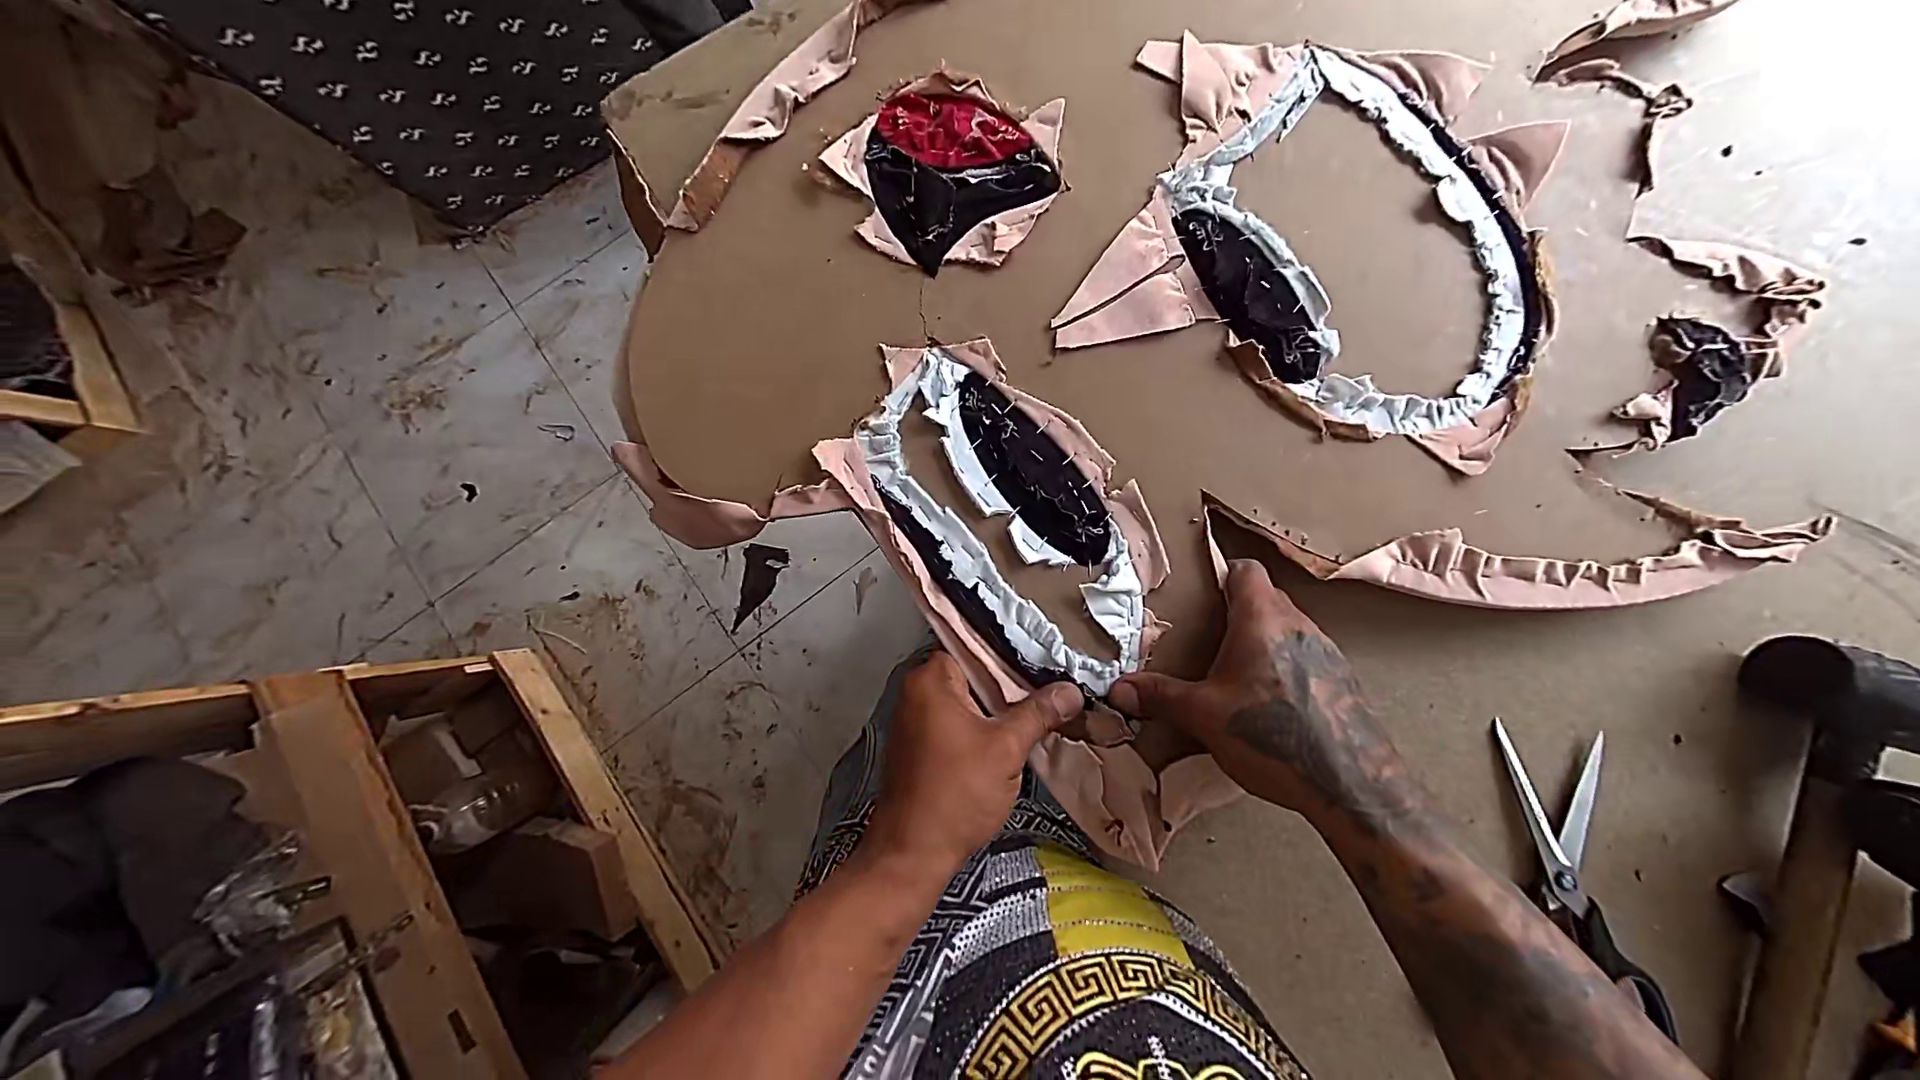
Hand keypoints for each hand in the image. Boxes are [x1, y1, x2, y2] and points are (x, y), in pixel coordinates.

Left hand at [865, 651, 1083, 872]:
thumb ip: (1038, 713)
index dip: (1012, 650)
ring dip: (997, 705)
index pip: (976, 643)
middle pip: (973, 670)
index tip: (1045, 655)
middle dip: (1010, 680)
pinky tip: (1011, 735)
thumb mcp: (1007, 749)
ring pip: (967, 697)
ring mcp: (915, 717)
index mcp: (931, 678)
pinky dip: (982, 724)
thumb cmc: (954, 796)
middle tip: (1049, 684)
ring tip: (1037, 708)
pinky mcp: (920, 742)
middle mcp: (917, 690)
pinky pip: (957, 719)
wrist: (914, 851)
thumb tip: (1069, 692)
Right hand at [1108, 560, 1421, 827]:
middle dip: (1234, 611)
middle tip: (1205, 634)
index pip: (1246, 569)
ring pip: (1286, 628)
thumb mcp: (1204, 715)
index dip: (1222, 572)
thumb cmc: (1274, 736)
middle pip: (1265, 598)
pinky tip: (1267, 701)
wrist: (1353, 785)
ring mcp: (1326, 653)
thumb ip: (1159, 697)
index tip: (1200, 590)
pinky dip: (1282, 666)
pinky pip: (1304, 657)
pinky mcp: (1341, 681)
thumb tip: (1119, 690)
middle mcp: (1298, 626)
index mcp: (1262, 619)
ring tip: (1233, 670)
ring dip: (1260, 640)